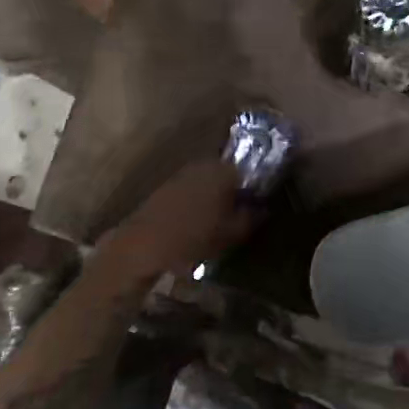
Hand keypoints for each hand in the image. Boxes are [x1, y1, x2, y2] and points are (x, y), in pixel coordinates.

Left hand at [100, 160, 253, 277]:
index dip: (254, 190)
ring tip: (217, 221)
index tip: (256, 207)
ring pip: (208, 181)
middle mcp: (205, 164)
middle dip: (233, 191)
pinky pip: (191, 188)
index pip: (248, 172)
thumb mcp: (232, 233)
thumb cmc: (195, 237)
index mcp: (225, 171)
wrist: (145, 244)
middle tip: (238, 215)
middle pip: (227, 174)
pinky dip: (197, 200)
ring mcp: (183, 173)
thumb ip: (251, 217)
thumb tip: (263, 208)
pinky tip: (197, 220)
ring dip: (214, 196)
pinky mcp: (167, 185)